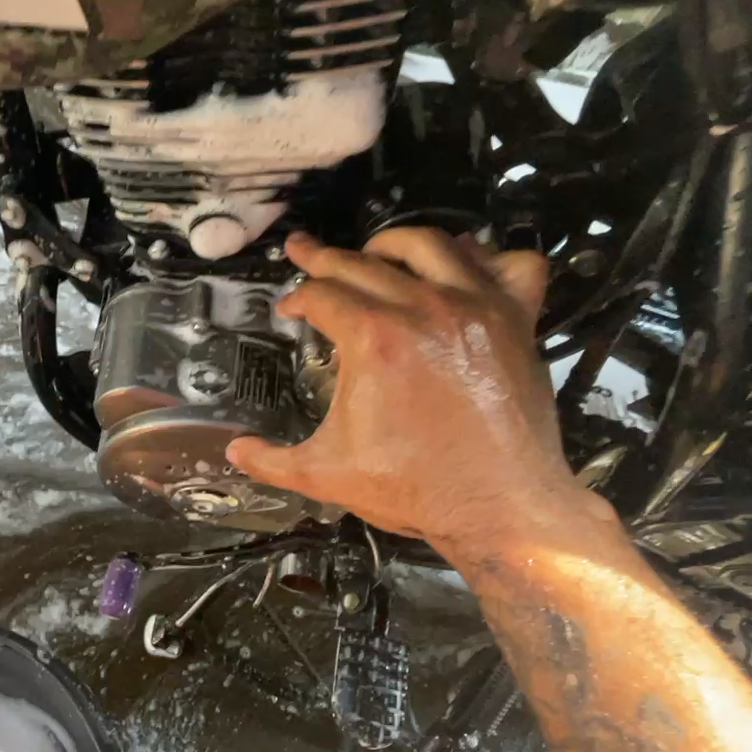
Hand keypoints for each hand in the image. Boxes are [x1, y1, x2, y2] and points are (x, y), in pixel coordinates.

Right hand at [228, 229, 591, 550]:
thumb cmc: (411, 488)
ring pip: (431, 245)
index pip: (321, 294)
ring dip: (393, 243)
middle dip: (322, 256)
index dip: (296, 299)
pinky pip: (513, 264)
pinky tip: (464, 270)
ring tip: (375, 253)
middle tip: (301, 250)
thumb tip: (233, 451)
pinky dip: (488, 258)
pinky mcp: (518, 322)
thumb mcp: (324, 475)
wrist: (501, 508)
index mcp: (372, 339)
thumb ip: (270, 460)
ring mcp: (476, 310)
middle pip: (362, 261)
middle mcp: (423, 309)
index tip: (288, 311)